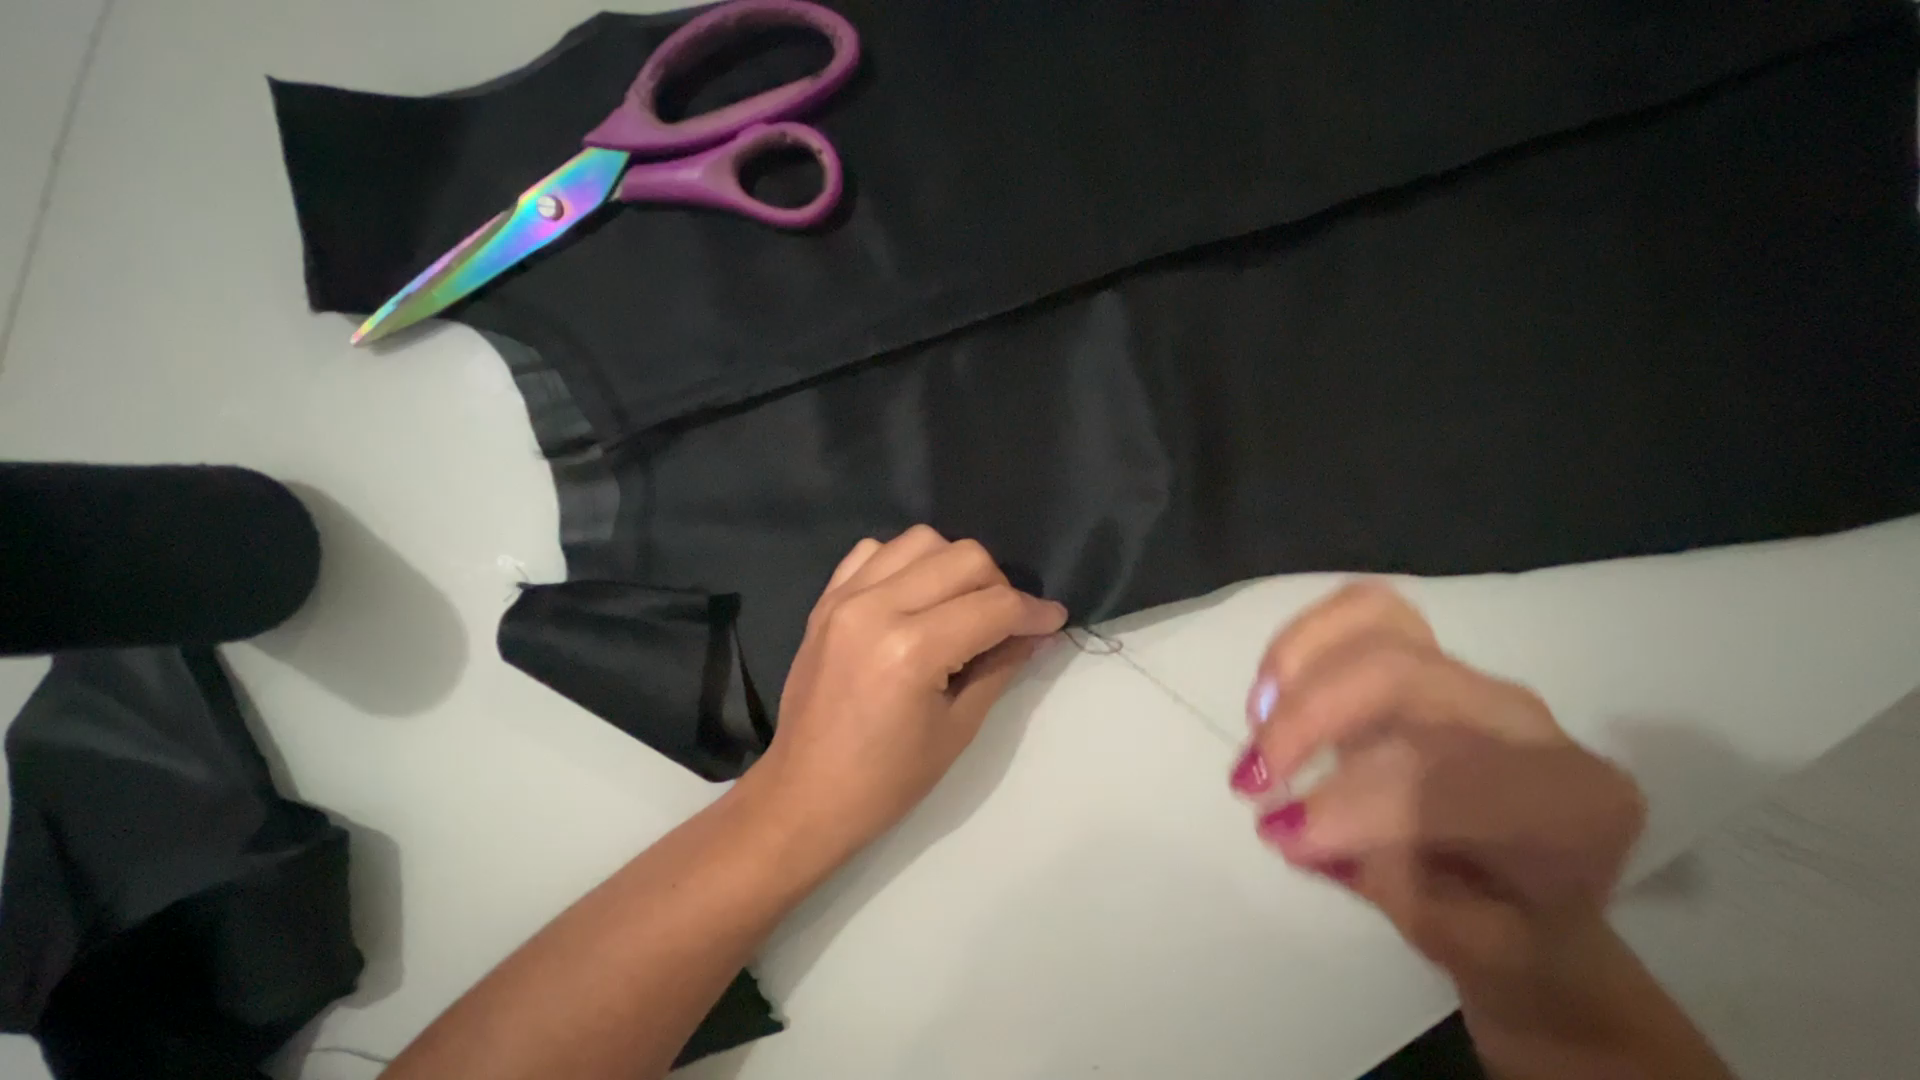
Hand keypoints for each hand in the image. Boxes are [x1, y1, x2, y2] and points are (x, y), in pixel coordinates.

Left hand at [752, 526, 1067, 856]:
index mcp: (912, 649)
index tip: (1053, 621)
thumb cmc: (887, 779)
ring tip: (959, 606)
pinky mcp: (825, 600)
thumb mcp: (957, 729)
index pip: (994, 606)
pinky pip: (874, 551)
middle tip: (1006, 624)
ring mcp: (845, 598)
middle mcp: (876, 607)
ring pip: (921, 541)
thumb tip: (1037, 633)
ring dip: (953, 566)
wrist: (806, 793)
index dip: (1034, 612)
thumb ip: (1000, 668)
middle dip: (999, 586)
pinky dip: (905, 563)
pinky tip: (913, 597)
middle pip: (964, 558)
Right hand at [1231, 582, 1644, 1000]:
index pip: (1447, 776)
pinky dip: (1301, 644)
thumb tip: (1284, 824)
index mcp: (1570, 804)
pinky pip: (1360, 614)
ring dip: (1295, 662)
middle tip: (1250, 779)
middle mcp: (1527, 721)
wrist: (1533, 902)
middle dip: (1307, 718)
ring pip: (1376, 617)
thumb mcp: (1464, 942)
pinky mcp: (1427, 657)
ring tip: (1256, 722)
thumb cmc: (1504, 931)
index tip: (1276, 835)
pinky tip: (1271, 696)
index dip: (1351, 803)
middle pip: (1400, 675)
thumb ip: (1387, 881)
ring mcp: (1474, 679)